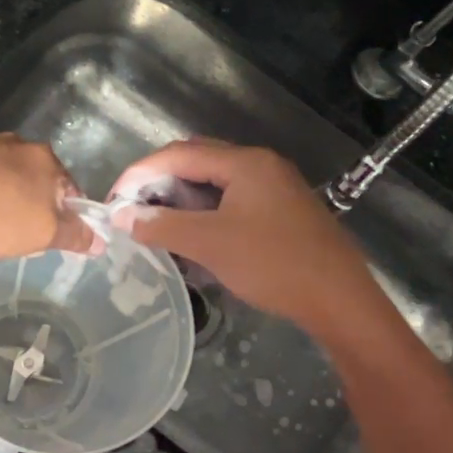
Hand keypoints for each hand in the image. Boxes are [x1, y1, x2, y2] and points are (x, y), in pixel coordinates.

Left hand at [0, 134, 94, 261]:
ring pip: (0, 177)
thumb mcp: (39, 235)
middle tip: (17, 238)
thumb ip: (73, 235)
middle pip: (34, 180)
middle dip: (30, 206)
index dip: (66, 217)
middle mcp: (12, 143)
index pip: (70, 189)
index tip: (51, 240)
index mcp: (43, 158)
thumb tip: (100, 239)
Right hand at [108, 139, 373, 328]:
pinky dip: (204, 214)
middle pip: (197, 162)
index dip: (139, 173)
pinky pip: (232, 202)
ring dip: (180, 201)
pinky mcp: (281, 213)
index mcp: (245, 163)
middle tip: (131, 212)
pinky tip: (192, 239)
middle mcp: (260, 166)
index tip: (113, 201)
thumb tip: (122, 216)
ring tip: (155, 227)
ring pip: (214, 184)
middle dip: (158, 184)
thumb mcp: (210, 244)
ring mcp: (274, 189)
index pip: (179, 154)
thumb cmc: (273, 264)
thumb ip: (162, 226)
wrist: (338, 299)